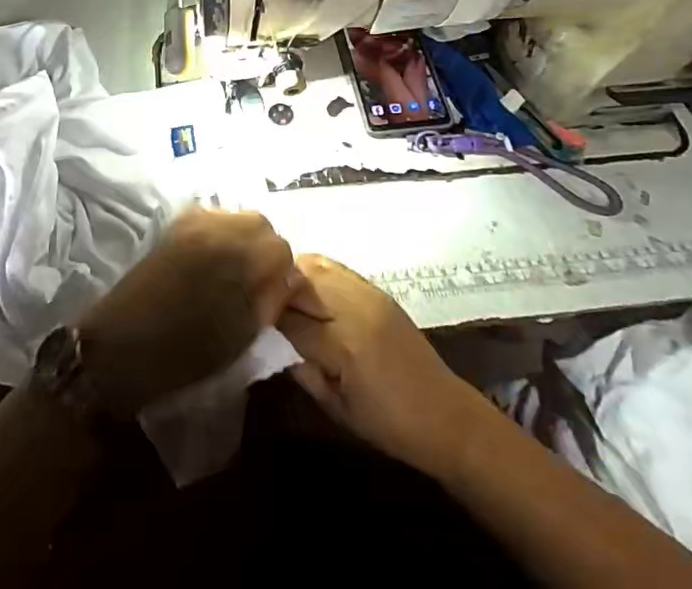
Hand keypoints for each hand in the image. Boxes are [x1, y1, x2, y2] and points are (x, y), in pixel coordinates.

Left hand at [75, 208, 295, 414]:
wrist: (115, 350)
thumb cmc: (185, 352)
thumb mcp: (243, 333)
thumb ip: (273, 299)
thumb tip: (291, 282)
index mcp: (244, 252)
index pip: (286, 254)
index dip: (296, 284)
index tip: (304, 310)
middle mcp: (224, 225)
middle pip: (266, 230)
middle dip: (273, 258)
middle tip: (272, 291)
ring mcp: (197, 222)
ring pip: (241, 223)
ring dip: (250, 246)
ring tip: (248, 278)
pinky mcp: (176, 228)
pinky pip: (215, 223)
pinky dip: (226, 241)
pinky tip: (223, 267)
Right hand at [278, 254, 488, 475]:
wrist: (444, 414)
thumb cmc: (388, 424)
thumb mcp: (336, 408)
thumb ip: (303, 371)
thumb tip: (273, 345)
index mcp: (343, 343)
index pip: (288, 319)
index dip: (265, 322)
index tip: (247, 324)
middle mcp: (356, 308)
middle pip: (301, 279)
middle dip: (275, 290)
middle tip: (256, 303)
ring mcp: (370, 295)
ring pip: (320, 266)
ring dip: (294, 275)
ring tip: (277, 293)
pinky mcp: (380, 292)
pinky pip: (340, 271)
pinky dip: (318, 274)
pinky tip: (307, 290)